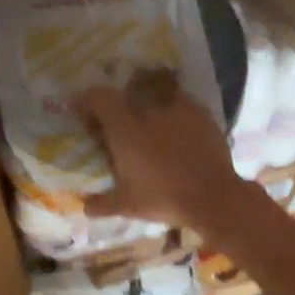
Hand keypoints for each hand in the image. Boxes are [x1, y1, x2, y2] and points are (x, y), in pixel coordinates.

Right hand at [75, 71, 254, 230]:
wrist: (212, 196)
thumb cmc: (163, 198)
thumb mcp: (127, 205)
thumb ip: (102, 203)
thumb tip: (84, 205)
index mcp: (125, 128)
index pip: (99, 97)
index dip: (88, 99)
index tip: (83, 108)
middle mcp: (149, 110)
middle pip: (128, 89)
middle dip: (120, 98)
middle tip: (118, 113)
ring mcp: (178, 108)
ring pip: (158, 88)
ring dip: (149, 94)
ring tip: (149, 110)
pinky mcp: (202, 113)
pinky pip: (183, 101)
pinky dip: (175, 107)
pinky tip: (177, 122)